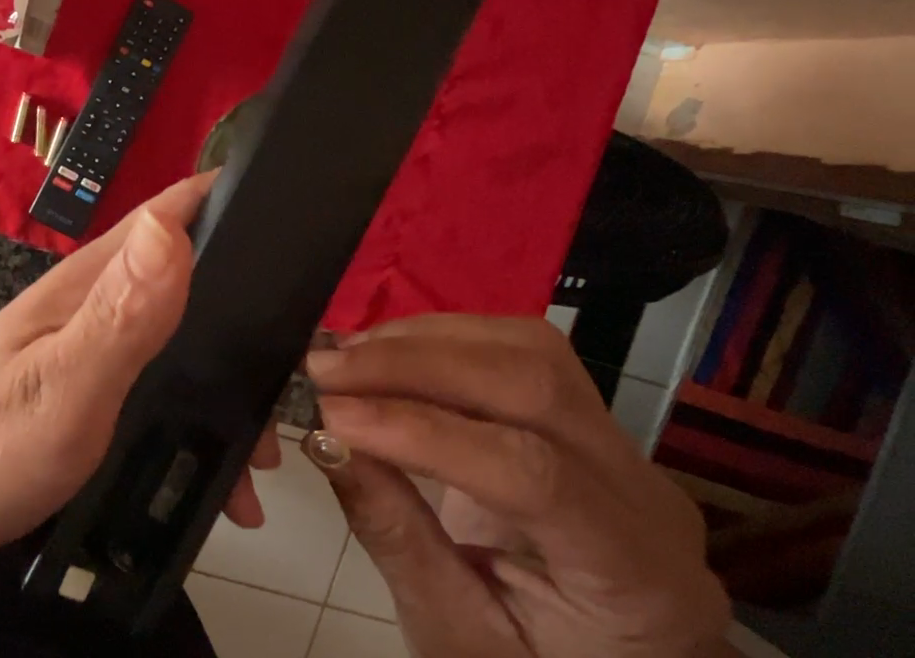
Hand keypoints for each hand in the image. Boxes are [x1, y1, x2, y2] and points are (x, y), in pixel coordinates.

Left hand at [0, 171, 282, 551]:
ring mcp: (82, 342)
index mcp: (88, 282)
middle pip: (187, 274)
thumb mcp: (63, 384)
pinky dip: (192, 415)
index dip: (235, 202)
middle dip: (250, 306)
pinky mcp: (78, 383)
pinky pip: (154, 382)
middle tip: (299, 375)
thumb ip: (122, 312)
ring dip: (226, 379)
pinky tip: (211, 471)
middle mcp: (89, 300)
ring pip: (177, 335)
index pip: (170, 213)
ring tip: (264, 453)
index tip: (304, 231)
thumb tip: (171, 223)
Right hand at [305, 315, 731, 657]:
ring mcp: (617, 446)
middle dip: (415, 364)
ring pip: (528, 349)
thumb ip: (396, 537)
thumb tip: (326, 441)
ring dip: (423, 340)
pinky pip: (515, 350)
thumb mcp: (456, 637)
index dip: (423, 433)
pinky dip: (436, 340)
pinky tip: (381, 355)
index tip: (331, 418)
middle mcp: (644, 492)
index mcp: (633, 575)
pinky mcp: (579, 420)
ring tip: (344, 358)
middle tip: (322, 370)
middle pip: (536, 385)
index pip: (533, 472)